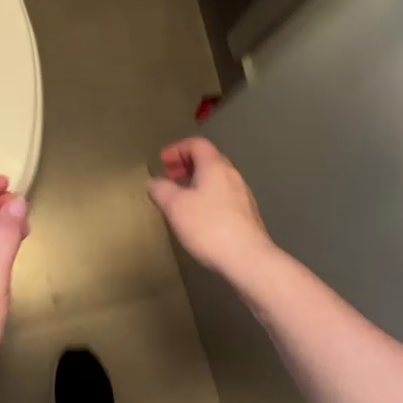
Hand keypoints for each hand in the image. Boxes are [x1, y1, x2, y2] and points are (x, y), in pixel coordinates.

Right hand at [148, 138, 274, 274]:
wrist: (248, 258)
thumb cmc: (208, 226)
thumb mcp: (175, 207)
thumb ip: (161, 190)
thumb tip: (154, 183)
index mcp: (215, 166)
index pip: (197, 144)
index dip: (177, 149)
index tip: (162, 161)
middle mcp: (231, 174)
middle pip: (208, 159)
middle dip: (186, 165)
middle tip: (169, 177)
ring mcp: (243, 194)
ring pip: (217, 179)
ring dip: (197, 182)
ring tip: (181, 198)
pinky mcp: (247, 214)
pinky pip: (224, 195)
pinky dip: (208, 196)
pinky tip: (199, 217)